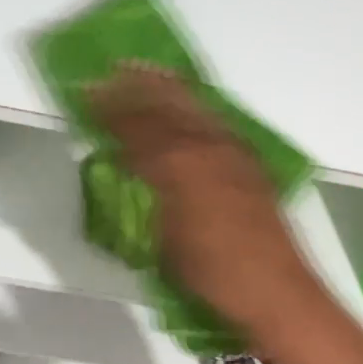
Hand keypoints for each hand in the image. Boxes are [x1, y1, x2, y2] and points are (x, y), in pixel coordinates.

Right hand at [90, 65, 323, 333]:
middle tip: (114, 71)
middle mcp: (207, 150)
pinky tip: (192, 111)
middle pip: (167, 109)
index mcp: (178, 168)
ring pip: (196, 111)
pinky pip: (219, 125)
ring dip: (169, 91)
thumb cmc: (214, 277)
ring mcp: (235, 155)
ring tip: (149, 73)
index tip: (86, 94)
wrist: (277, 292)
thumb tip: (132, 175)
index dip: (109, 111)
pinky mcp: (253, 167)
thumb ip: (147, 201)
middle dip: (138, 88)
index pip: (136, 129)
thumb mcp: (166, 243)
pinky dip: (199, 111)